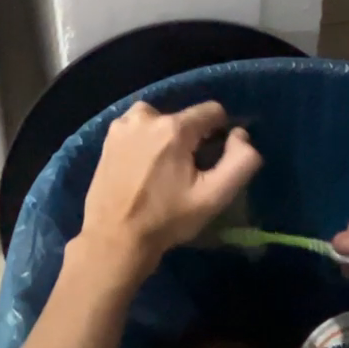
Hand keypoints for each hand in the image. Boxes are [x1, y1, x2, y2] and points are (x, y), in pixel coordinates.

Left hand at [75, 101, 261, 283]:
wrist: (116, 236)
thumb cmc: (168, 218)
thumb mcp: (214, 196)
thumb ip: (240, 161)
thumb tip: (240, 134)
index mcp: (173, 127)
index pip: (212, 111)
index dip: (219, 134)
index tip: (210, 161)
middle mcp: (145, 116)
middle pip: (184, 118)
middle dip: (190, 139)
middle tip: (183, 174)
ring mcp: (122, 124)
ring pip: (160, 120)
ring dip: (166, 138)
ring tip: (162, 172)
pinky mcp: (107, 136)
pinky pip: (138, 128)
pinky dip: (145, 141)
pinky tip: (142, 169)